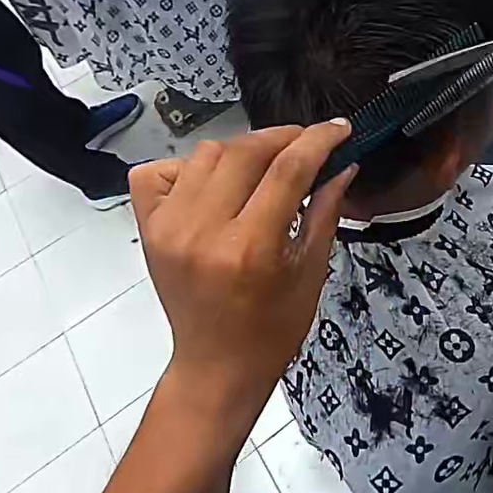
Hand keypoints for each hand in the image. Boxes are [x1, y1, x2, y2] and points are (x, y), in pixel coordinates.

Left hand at [130, 124, 355, 419]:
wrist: (218, 364)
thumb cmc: (275, 326)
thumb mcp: (312, 270)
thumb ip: (326, 210)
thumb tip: (344, 165)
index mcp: (252, 246)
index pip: (288, 170)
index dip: (318, 140)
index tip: (339, 128)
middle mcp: (203, 230)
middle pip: (245, 151)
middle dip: (284, 136)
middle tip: (309, 142)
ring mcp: (168, 227)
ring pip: (206, 154)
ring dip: (243, 150)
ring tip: (267, 165)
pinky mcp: (148, 229)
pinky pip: (158, 172)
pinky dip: (189, 167)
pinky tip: (215, 183)